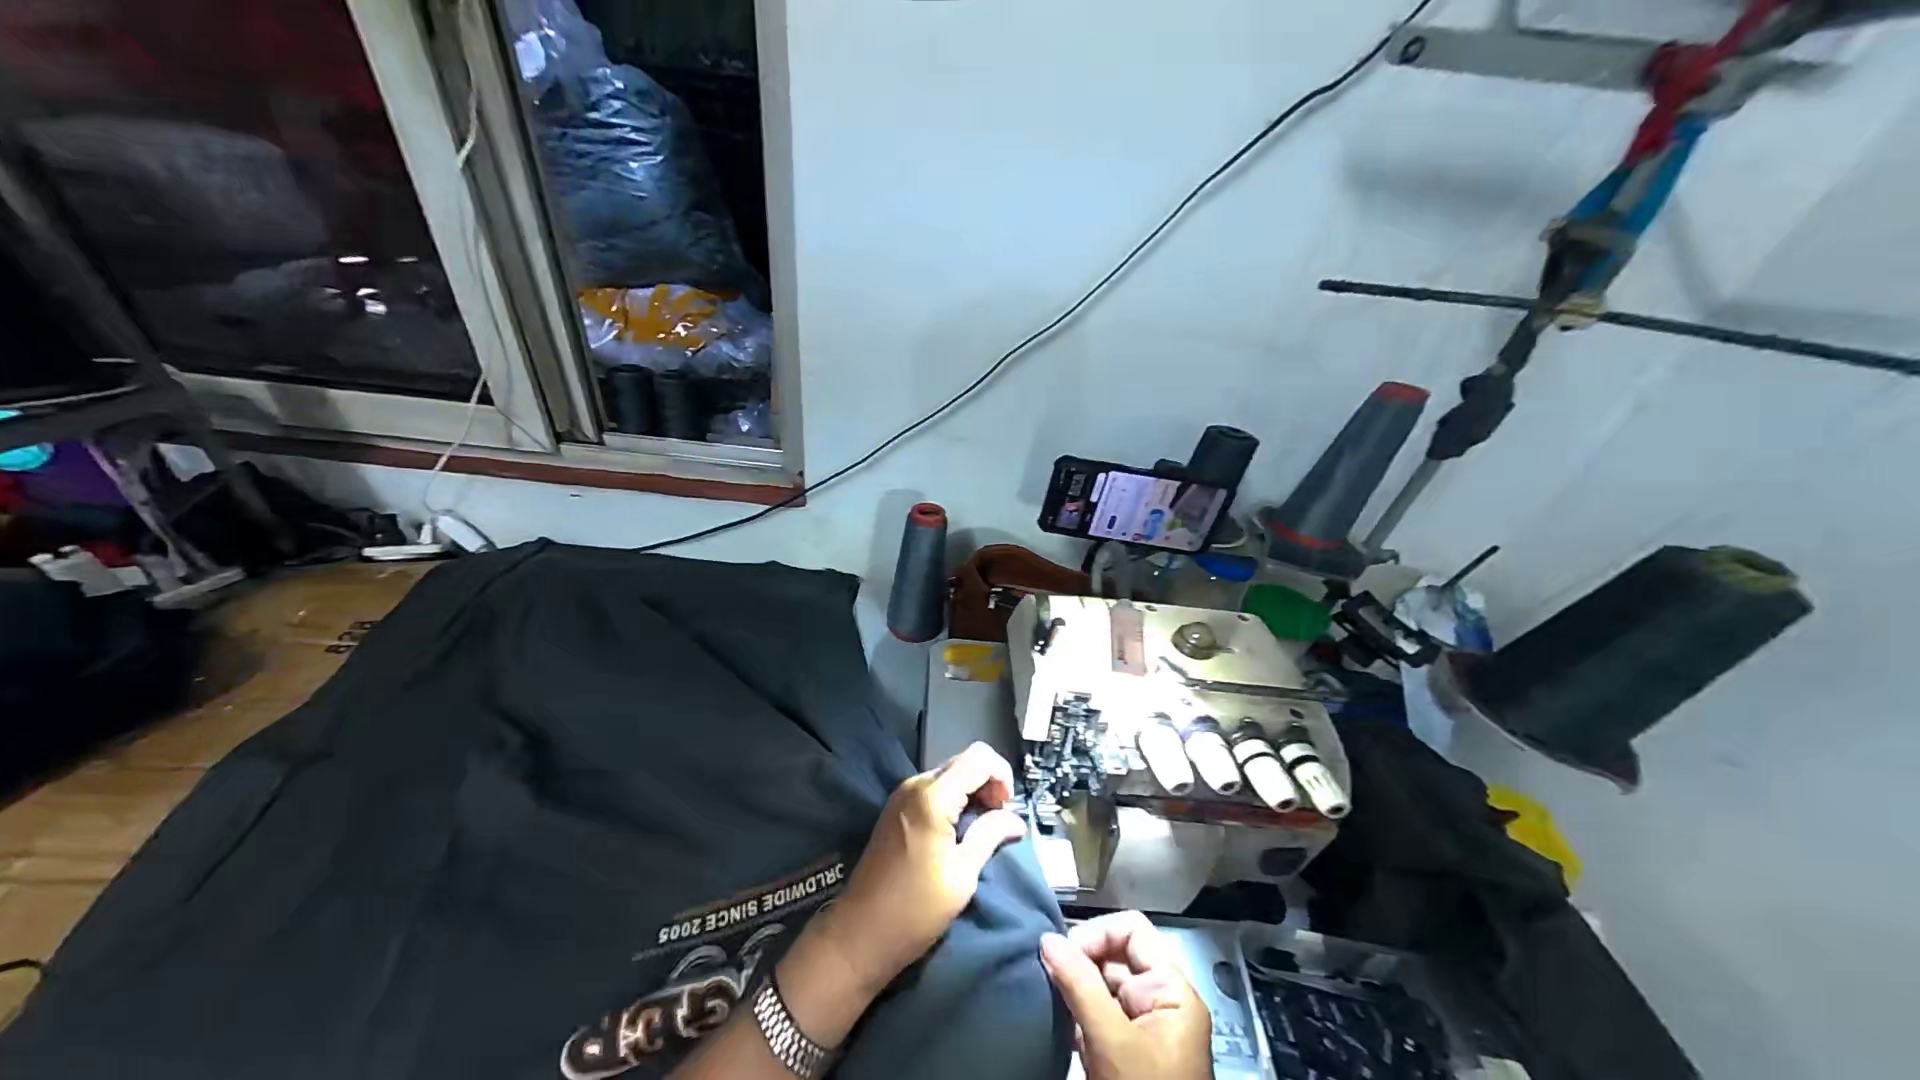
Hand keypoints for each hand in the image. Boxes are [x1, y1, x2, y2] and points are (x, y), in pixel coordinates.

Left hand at [811, 743, 1026, 993]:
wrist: (861, 932)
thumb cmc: (915, 908)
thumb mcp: (963, 875)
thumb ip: (990, 835)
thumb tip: (1016, 819)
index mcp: (933, 796)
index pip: (979, 757)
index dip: (1003, 775)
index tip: (1008, 809)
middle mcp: (915, 785)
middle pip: (964, 761)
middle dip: (989, 783)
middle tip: (1000, 820)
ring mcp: (902, 795)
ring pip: (950, 774)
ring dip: (972, 792)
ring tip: (984, 828)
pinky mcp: (896, 808)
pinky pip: (934, 788)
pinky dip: (954, 799)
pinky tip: (960, 830)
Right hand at [1040, 911, 1213, 1079]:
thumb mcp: (1112, 1042)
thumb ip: (1079, 985)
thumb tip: (1046, 939)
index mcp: (1172, 990)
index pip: (1132, 931)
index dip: (1096, 934)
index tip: (1063, 954)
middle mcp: (1159, 1000)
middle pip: (1113, 955)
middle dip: (1079, 962)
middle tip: (1047, 976)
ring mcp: (1140, 1027)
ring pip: (1099, 984)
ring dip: (1072, 988)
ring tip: (1046, 995)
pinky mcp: (1122, 1051)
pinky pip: (1094, 1014)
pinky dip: (1074, 1013)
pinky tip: (1054, 1020)